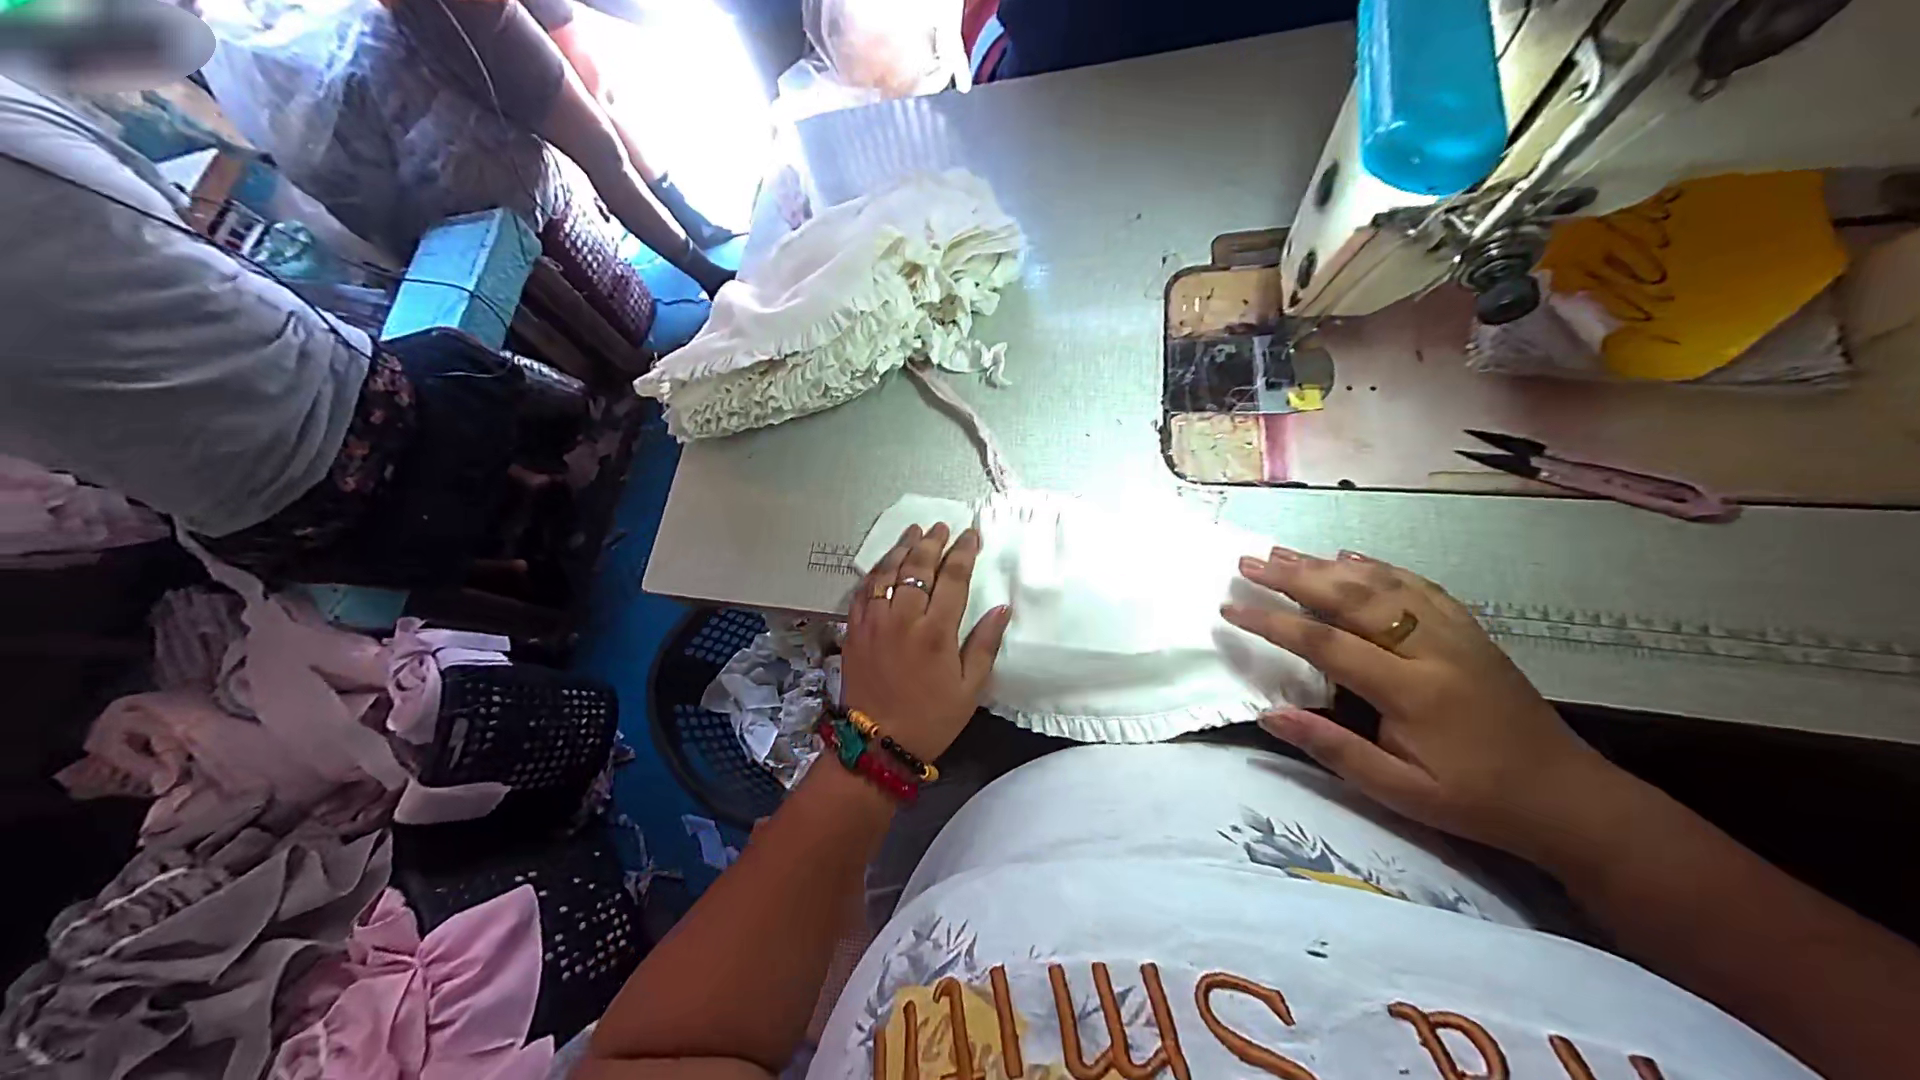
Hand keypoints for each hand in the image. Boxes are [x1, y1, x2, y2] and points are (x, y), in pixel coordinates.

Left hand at [842, 523, 1012, 762]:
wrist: (878, 744)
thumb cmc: (931, 718)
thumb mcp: (970, 688)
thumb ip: (984, 643)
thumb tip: (1002, 607)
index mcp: (936, 631)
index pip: (953, 577)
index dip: (964, 552)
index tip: (972, 536)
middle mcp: (903, 618)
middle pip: (918, 566)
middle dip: (933, 542)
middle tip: (943, 526)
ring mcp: (874, 621)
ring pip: (888, 572)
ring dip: (903, 548)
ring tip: (915, 531)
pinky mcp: (854, 629)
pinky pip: (864, 590)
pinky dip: (876, 571)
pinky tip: (884, 562)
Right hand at [1223, 548, 1625, 864]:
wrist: (1570, 798)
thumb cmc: (1476, 800)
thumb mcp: (1400, 792)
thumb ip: (1332, 749)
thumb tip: (1269, 714)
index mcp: (1413, 690)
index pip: (1328, 644)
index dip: (1274, 623)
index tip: (1231, 609)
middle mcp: (1432, 648)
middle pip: (1353, 598)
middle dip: (1294, 578)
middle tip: (1249, 563)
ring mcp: (1456, 633)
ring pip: (1383, 584)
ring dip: (1328, 564)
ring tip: (1283, 553)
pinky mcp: (1470, 630)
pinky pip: (1418, 585)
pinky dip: (1379, 566)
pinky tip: (1350, 556)